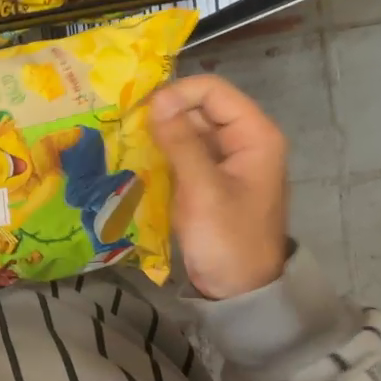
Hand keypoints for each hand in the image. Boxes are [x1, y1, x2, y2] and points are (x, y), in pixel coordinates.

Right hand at [147, 75, 288, 299]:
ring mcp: (225, 160)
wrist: (239, 289)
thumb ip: (180, 142)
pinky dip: (162, 152)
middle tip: (125, 125)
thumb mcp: (202, 189)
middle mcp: (243, 140)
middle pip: (200, 107)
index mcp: (255, 135)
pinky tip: (137, 159)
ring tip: (126, 140)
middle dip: (165, 112)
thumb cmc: (227, 239)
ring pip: (189, 129)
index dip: (178, 94)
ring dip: (160, 133)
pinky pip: (184, 153)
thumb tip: (155, 101)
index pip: (214, 91)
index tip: (142, 113)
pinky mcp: (208, 179)